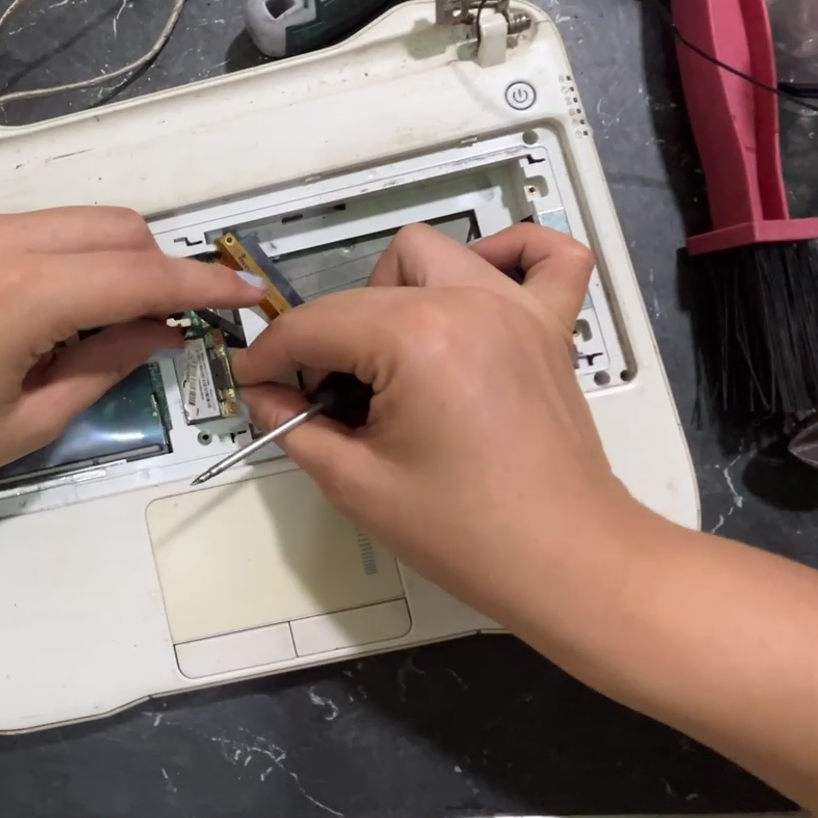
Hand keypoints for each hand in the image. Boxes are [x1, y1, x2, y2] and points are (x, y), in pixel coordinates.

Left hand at [0, 208, 264, 544]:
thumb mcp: (33, 419)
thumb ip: (111, 362)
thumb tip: (170, 328)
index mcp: (16, 294)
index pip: (137, 274)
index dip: (201, 282)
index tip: (246, 290)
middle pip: (113, 227)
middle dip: (154, 265)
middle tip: (159, 319)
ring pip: (67, 220)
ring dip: (103, 258)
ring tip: (92, 317)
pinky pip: (19, 225)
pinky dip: (52, 254)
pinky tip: (32, 304)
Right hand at [234, 223, 654, 617]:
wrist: (567, 565)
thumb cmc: (460, 532)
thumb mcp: (353, 483)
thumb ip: (292, 425)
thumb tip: (261, 392)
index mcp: (416, 338)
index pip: (314, 325)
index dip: (269, 355)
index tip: (250, 382)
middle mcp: (466, 301)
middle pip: (359, 291)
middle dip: (325, 340)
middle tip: (331, 399)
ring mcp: (515, 306)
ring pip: (426, 252)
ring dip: (389, 291)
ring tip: (390, 353)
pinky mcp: (550, 324)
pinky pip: (545, 255)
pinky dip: (509, 253)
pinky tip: (479, 286)